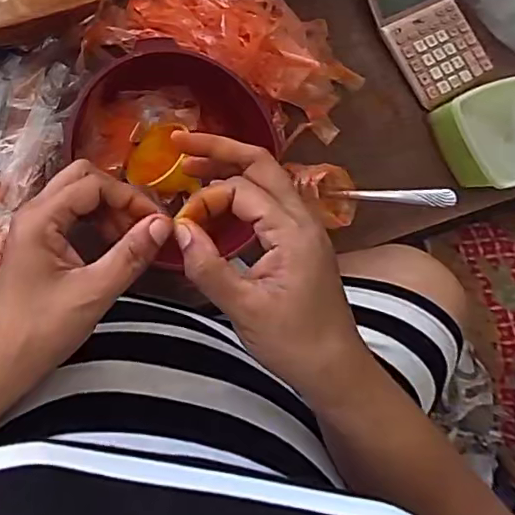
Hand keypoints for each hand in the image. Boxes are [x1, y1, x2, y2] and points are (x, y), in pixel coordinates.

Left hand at [0, 160, 171, 380]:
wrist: (3, 361)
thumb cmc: (42, 330)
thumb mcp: (93, 292)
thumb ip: (130, 255)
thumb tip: (162, 225)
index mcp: (40, 217)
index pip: (93, 184)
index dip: (130, 198)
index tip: (158, 222)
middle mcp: (33, 212)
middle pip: (82, 178)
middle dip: (118, 196)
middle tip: (145, 224)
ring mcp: (32, 225)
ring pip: (76, 194)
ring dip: (108, 208)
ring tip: (133, 237)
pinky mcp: (36, 240)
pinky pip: (70, 214)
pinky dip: (95, 220)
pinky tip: (113, 244)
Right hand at [172, 133, 371, 401]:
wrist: (337, 372)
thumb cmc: (295, 343)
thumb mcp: (244, 308)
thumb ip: (207, 266)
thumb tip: (177, 230)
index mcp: (293, 231)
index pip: (240, 191)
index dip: (205, 201)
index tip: (182, 226)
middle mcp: (302, 220)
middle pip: (261, 164)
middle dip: (220, 149)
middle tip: (180, 142)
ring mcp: (304, 228)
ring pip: (267, 178)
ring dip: (230, 167)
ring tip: (193, 166)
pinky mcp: (299, 240)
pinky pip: (268, 199)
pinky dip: (240, 190)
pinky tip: (219, 201)